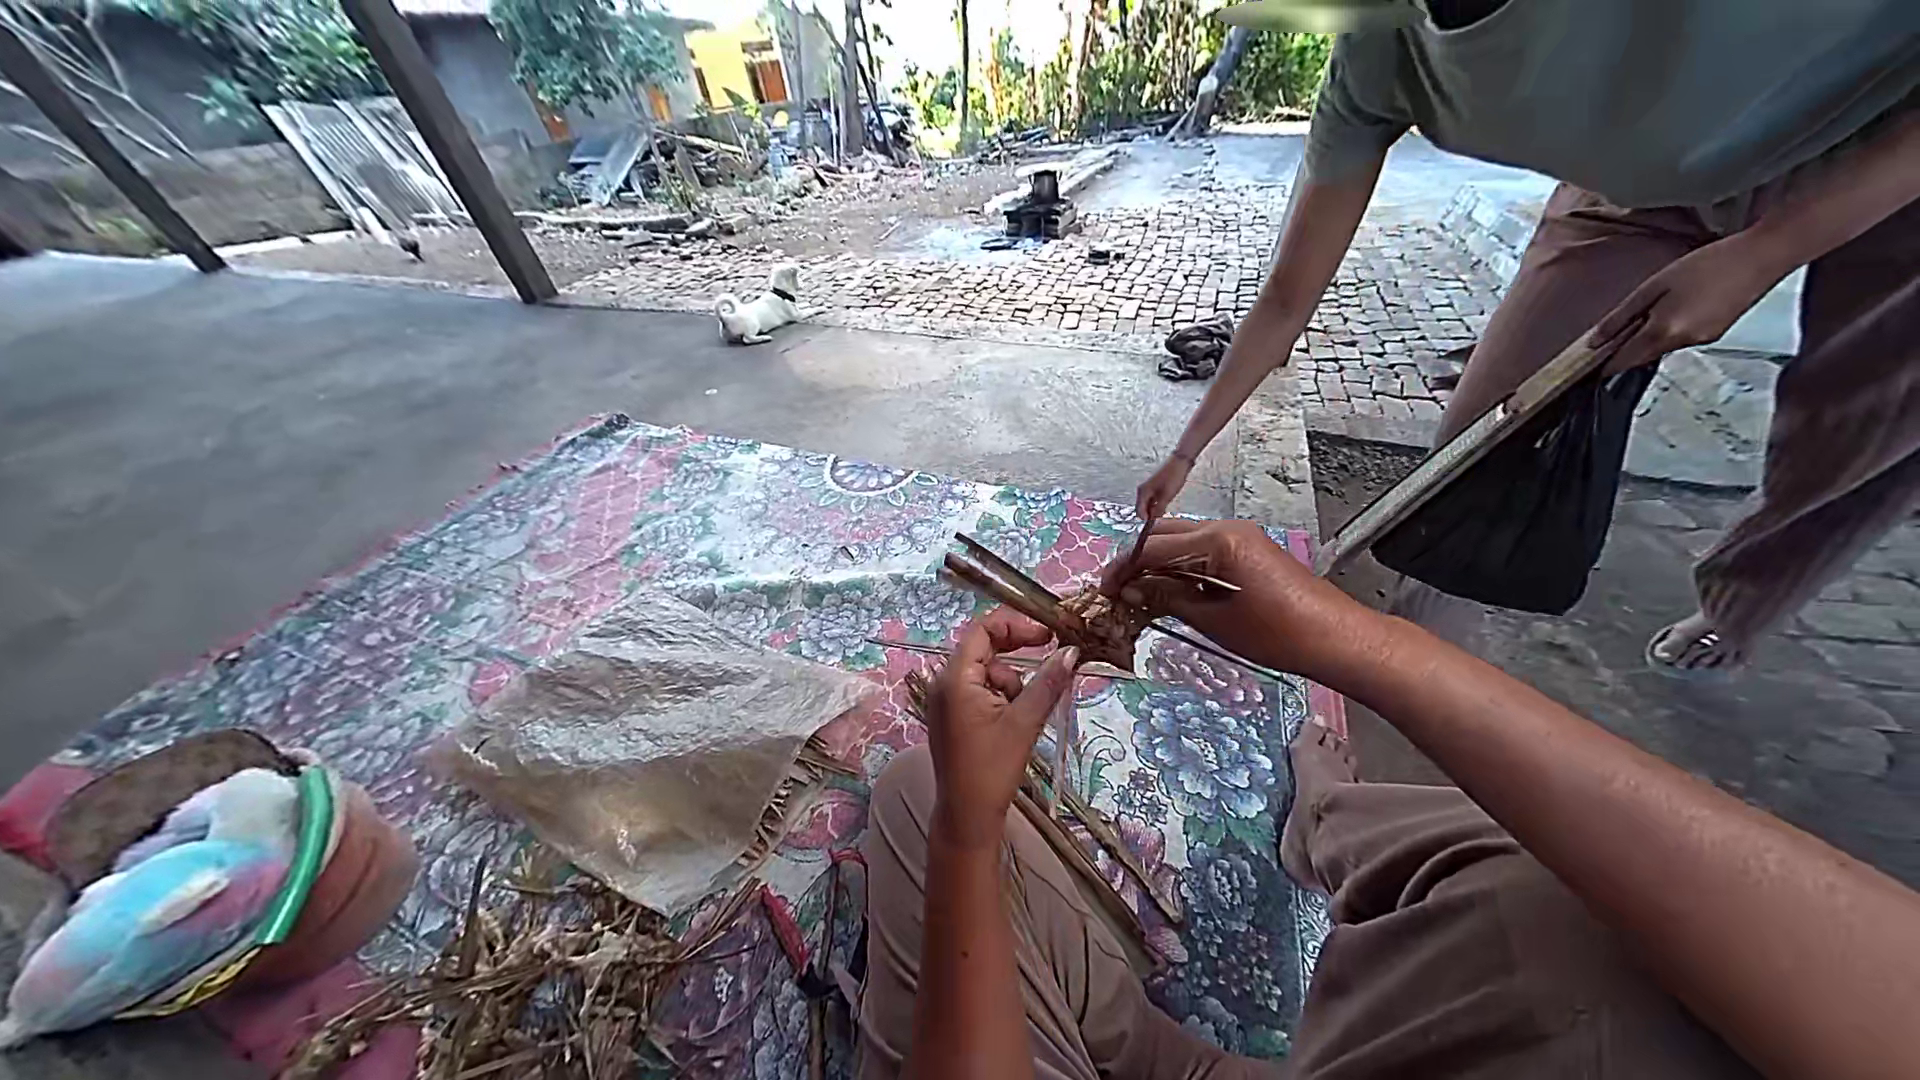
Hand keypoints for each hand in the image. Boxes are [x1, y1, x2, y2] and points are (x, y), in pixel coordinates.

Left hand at [923, 609, 1078, 850]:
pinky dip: (1002, 696)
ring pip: (987, 672)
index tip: (1046, 633)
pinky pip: (980, 689)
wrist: (966, 816)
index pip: (982, 631)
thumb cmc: (991, 769)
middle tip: (1050, 655)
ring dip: (1011, 682)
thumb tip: (1071, 652)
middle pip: (984, 648)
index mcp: (955, 678)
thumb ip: (1047, 683)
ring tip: (1023, 713)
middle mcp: (945, 682)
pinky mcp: (953, 714)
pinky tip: (1013, 721)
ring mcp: (946, 699)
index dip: (1015, 625)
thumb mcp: (1024, 723)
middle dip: (1017, 654)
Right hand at [1100, 519, 1379, 684]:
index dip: (1123, 567)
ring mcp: (1239, 537)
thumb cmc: (1279, 634)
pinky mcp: (1247, 551)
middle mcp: (1226, 529)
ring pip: (1181, 541)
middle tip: (1116, 589)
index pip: (1153, 546)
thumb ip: (1168, 597)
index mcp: (1218, 541)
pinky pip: (1200, 550)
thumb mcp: (1214, 620)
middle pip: (1164, 534)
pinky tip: (1167, 589)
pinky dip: (1179, 567)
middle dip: (1136, 559)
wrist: (1338, 639)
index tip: (1103, 588)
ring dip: (1156, 563)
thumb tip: (1131, 590)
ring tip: (1136, 592)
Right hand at [1136, 453, 1194, 519]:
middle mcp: (1142, 491)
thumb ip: (1158, 509)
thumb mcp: (1166, 496)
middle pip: (1142, 509)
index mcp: (1142, 493)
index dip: (1146, 520)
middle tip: (1162, 517)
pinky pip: (1152, 500)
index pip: (1139, 512)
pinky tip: (1166, 504)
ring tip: (1165, 510)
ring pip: (1148, 505)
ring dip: (1155, 510)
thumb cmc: (1172, 477)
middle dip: (1150, 515)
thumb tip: (1153, 520)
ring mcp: (1148, 489)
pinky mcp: (1154, 487)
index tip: (1154, 525)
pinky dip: (1157, 504)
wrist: (1180, 462)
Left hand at [1590, 231, 1793, 373]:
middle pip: (1639, 358)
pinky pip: (1679, 340)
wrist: (1768, 252)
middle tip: (1612, 334)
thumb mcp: (1652, 288)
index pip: (1622, 362)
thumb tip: (1594, 342)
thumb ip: (1619, 318)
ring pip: (1659, 349)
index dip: (1602, 366)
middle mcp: (1684, 342)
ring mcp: (1704, 339)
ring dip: (1646, 340)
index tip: (1585, 366)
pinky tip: (1674, 311)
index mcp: (1664, 332)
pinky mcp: (1717, 333)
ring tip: (1649, 313)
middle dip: (1622, 351)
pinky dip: (1667, 333)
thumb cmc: (1709, 264)